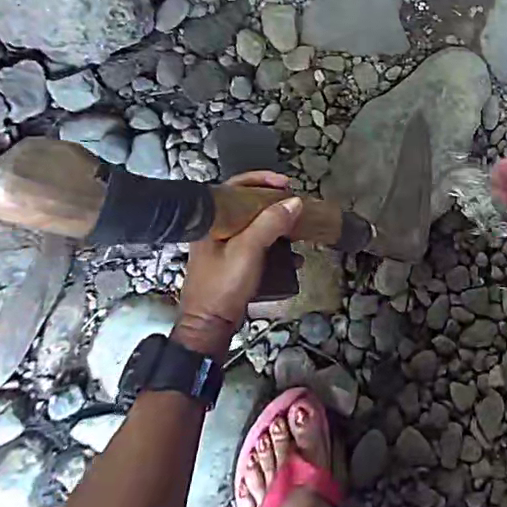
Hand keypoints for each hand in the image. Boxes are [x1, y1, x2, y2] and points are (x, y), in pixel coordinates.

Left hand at [175, 170, 302, 355]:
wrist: (210, 327)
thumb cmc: (222, 287)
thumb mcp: (248, 250)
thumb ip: (270, 223)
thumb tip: (294, 202)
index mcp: (212, 220)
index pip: (235, 186)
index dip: (261, 180)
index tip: (285, 183)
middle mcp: (216, 230)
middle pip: (247, 204)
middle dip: (274, 202)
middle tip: (293, 202)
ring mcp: (224, 247)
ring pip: (255, 224)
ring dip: (278, 224)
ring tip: (296, 226)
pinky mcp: (233, 263)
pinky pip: (258, 245)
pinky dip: (276, 246)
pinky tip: (292, 257)